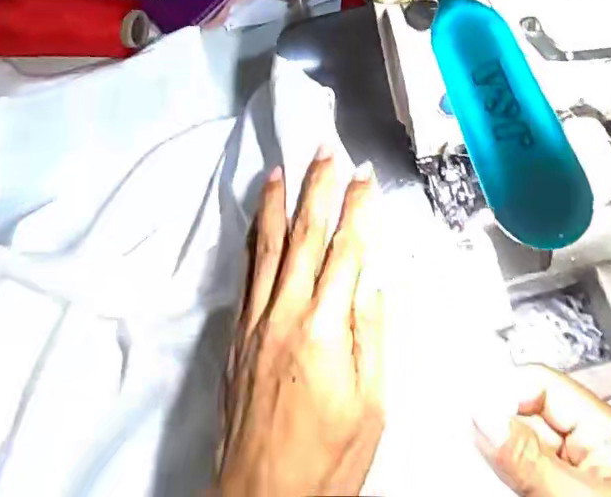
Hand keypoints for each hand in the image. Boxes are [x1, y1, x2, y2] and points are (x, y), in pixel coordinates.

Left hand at [217, 150, 385, 495]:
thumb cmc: (328, 461)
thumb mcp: (372, 402)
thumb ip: (372, 332)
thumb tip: (373, 279)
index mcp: (325, 329)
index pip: (346, 250)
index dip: (358, 208)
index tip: (365, 175)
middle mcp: (284, 316)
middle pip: (304, 237)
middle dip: (317, 188)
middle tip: (325, 150)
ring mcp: (254, 325)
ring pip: (266, 248)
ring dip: (277, 204)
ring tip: (282, 169)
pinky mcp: (236, 340)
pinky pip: (246, 275)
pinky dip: (253, 241)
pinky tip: (256, 222)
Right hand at [473, 365, 610, 496]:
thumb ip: (531, 459)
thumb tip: (487, 414)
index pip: (550, 388)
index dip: (509, 394)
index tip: (473, 413)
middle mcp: (602, 459)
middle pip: (537, 424)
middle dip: (503, 435)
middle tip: (470, 447)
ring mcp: (588, 489)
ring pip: (530, 461)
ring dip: (504, 467)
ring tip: (482, 475)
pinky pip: (534, 487)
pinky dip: (513, 489)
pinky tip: (496, 488)